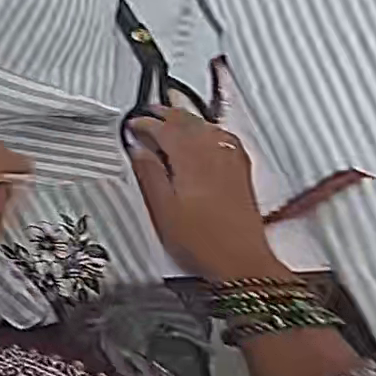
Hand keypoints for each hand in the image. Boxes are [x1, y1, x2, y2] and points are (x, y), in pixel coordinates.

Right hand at [127, 108, 288, 286]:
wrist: (242, 262)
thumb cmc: (202, 241)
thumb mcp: (163, 209)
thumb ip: (149, 174)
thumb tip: (138, 150)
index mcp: (191, 159)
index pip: (164, 129)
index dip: (145, 124)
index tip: (133, 125)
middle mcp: (213, 154)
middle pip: (187, 122)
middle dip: (166, 114)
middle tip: (149, 113)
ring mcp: (230, 161)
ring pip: (206, 126)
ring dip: (186, 119)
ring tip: (172, 117)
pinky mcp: (241, 171)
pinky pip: (224, 137)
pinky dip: (209, 129)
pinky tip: (207, 134)